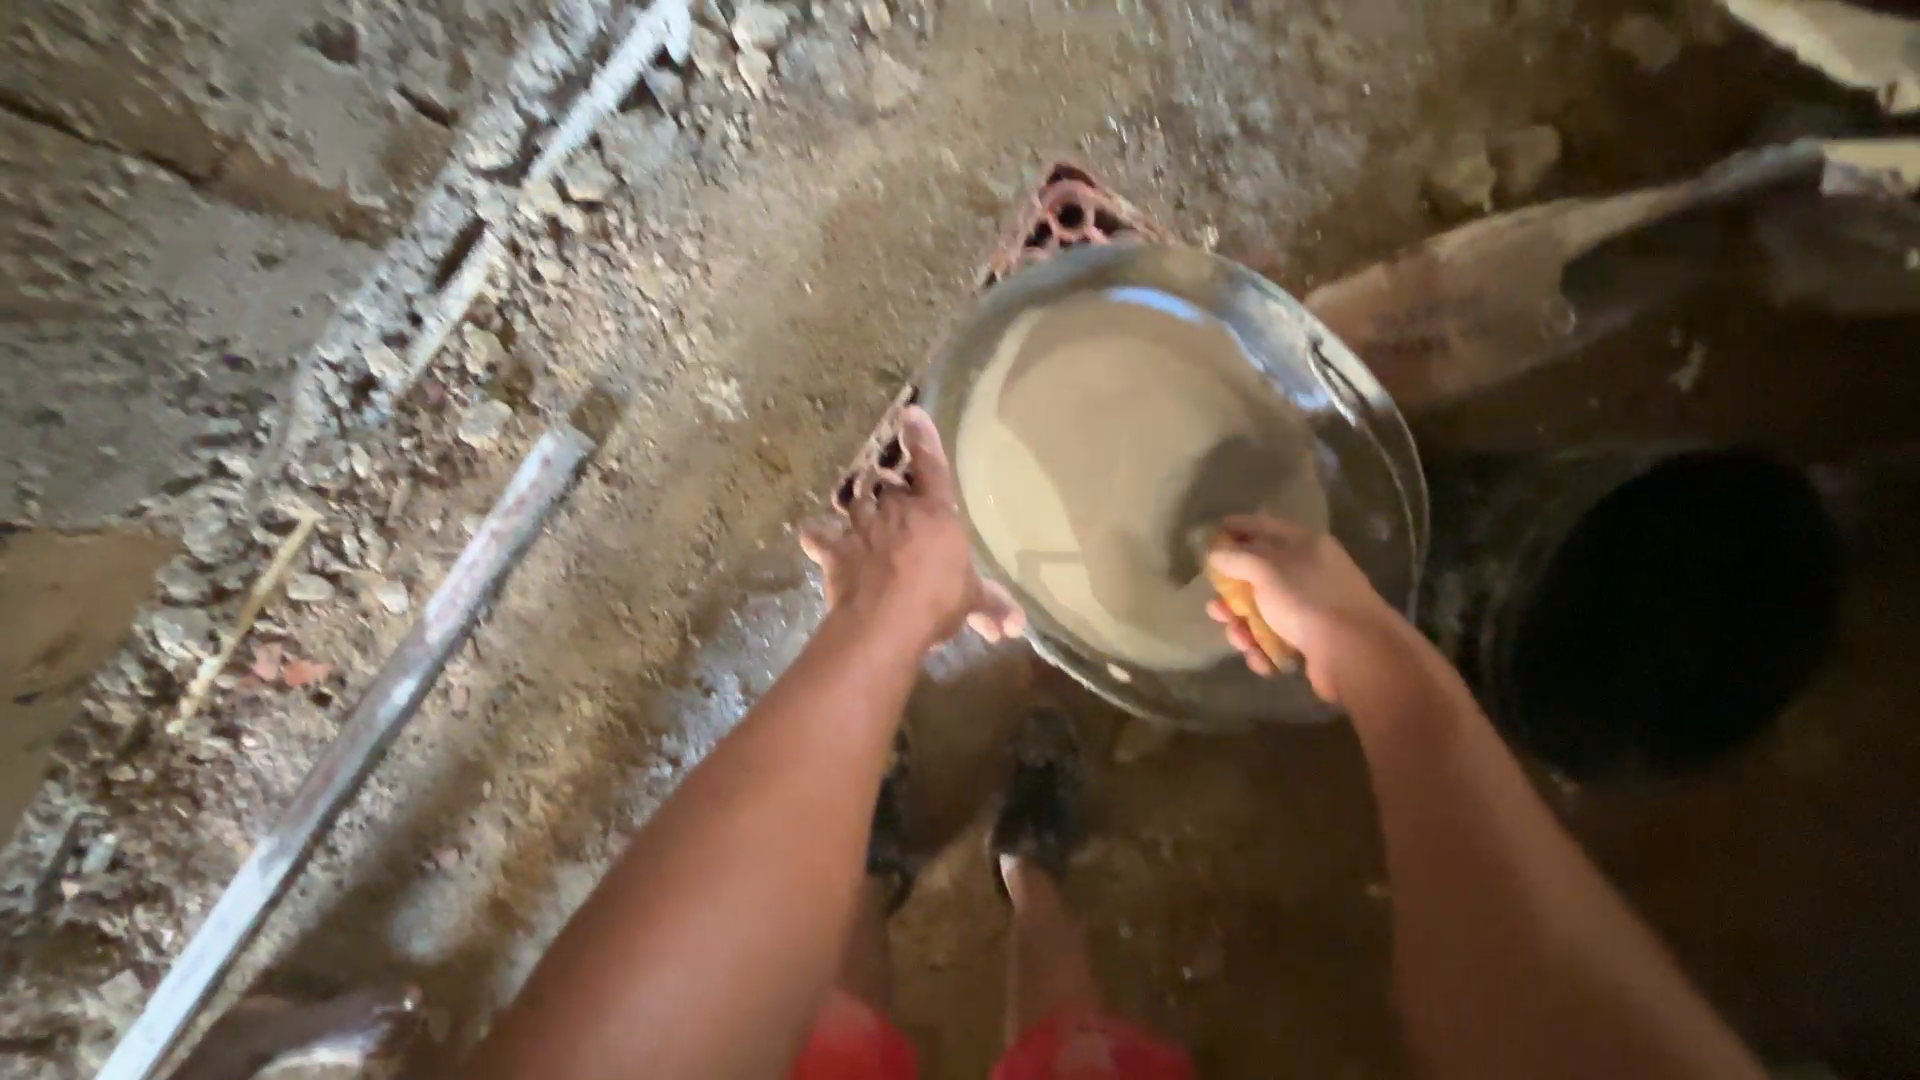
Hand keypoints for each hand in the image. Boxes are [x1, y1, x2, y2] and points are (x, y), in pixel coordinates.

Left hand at [801, 407, 1025, 650]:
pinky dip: (817, 536)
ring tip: (860, 509)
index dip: (922, 439)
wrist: (886, 621)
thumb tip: (1017, 626)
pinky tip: (813, 536)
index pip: (931, 465)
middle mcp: (897, 510)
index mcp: (935, 512)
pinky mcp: (836, 549)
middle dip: (888, 486)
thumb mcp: (970, 601)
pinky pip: (820, 536)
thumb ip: (992, 605)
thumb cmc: (937, 600)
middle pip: (888, 484)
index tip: (910, 413)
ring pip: (856, 501)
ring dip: (858, 504)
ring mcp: (862, 527)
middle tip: (890, 491)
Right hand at [1204, 514, 1399, 703]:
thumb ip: (1235, 557)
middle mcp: (1308, 573)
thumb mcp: (1265, 569)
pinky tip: (1261, 658)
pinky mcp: (1310, 641)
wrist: (1354, 653)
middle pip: (1257, 576)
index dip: (1233, 529)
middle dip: (1231, 595)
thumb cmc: (1307, 600)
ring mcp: (1310, 608)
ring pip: (1261, 612)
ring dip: (1243, 628)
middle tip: (1216, 608)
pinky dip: (1263, 650)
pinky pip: (1274, 640)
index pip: (1262, 526)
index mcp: (1303, 545)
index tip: (1206, 539)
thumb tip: (1214, 553)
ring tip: (1240, 640)